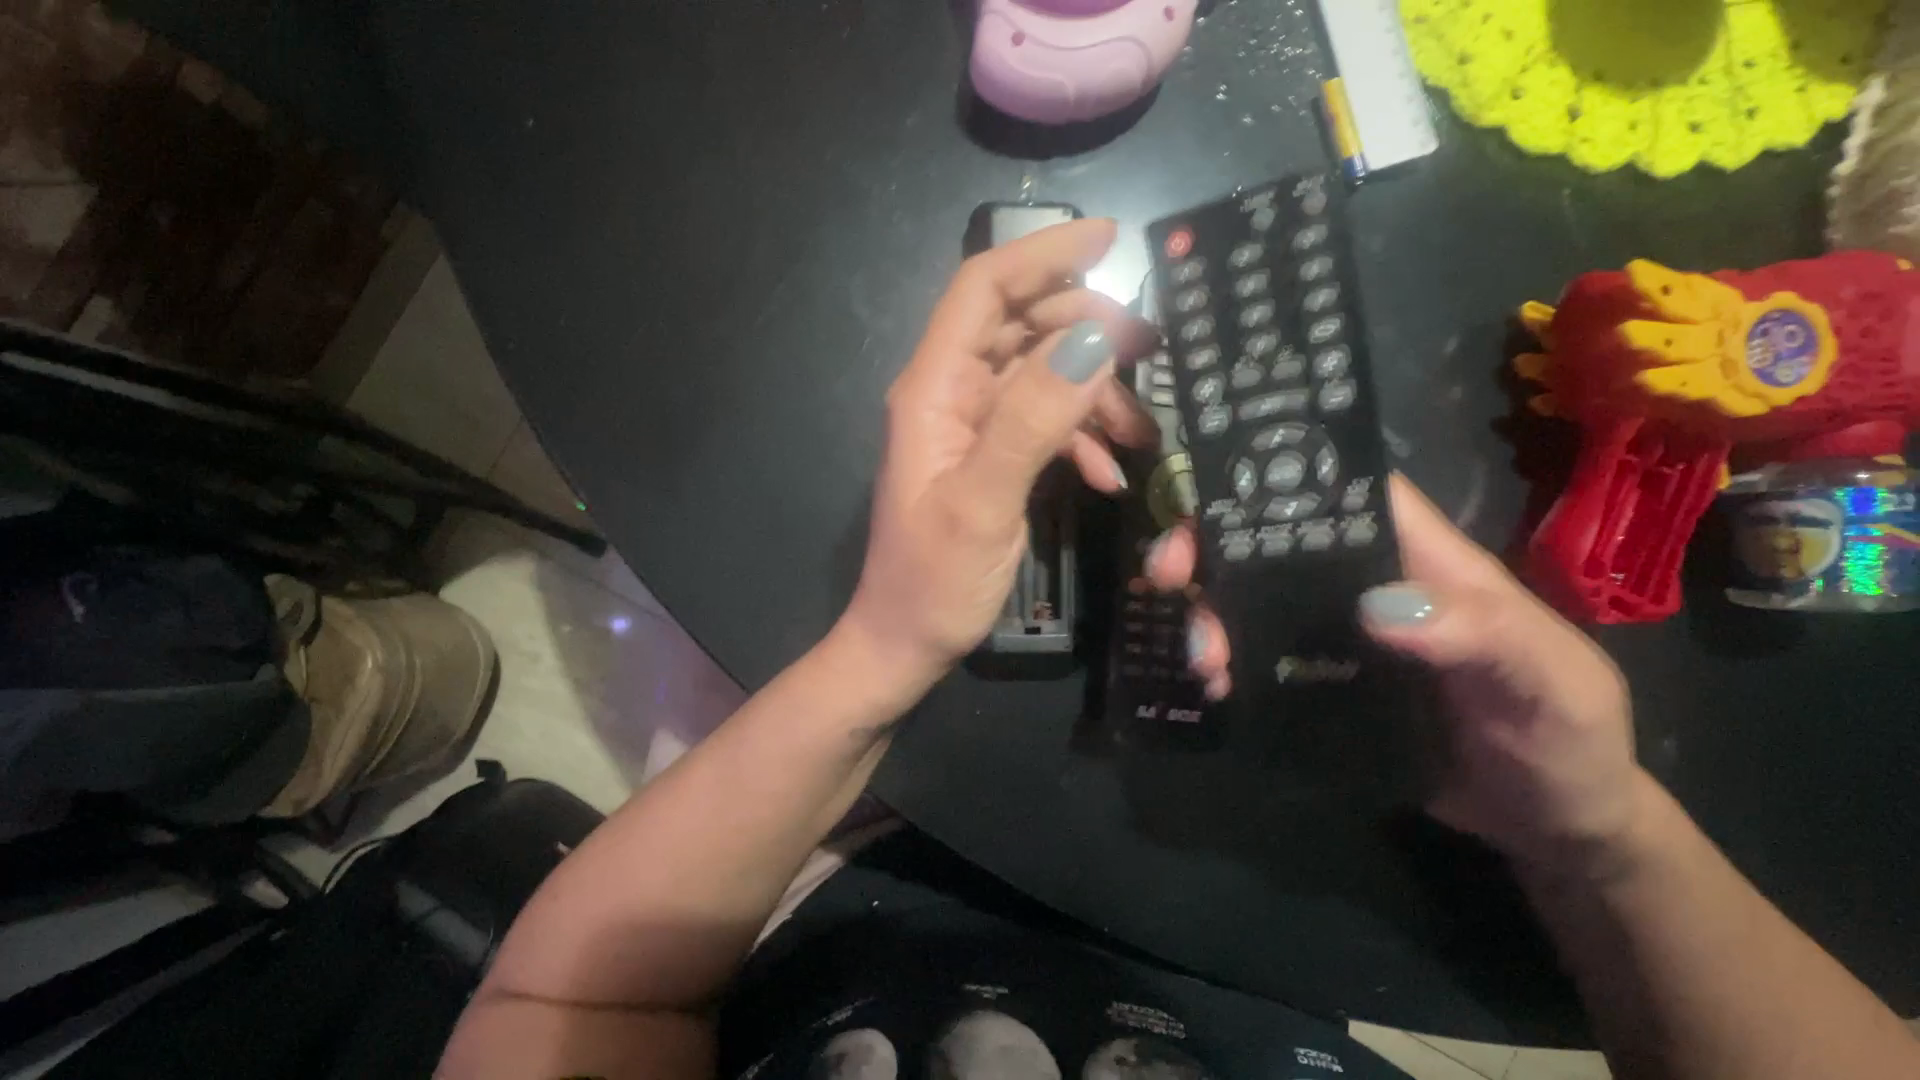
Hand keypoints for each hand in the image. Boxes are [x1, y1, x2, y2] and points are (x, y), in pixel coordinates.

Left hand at [837, 219, 1157, 691]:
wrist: (905, 643)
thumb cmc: (933, 582)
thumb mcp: (984, 502)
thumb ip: (1032, 420)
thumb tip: (1092, 340)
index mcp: (933, 389)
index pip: (983, 290)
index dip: (1042, 254)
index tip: (1111, 237)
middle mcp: (950, 395)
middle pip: (1019, 325)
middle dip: (1085, 329)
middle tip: (1148, 350)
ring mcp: (971, 427)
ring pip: (1040, 375)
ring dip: (1092, 392)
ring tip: (1141, 429)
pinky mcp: (990, 458)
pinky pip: (1042, 423)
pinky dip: (1079, 437)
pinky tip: (1108, 473)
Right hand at [1147, 474, 1649, 872]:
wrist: (1553, 824)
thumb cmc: (1568, 739)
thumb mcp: (1547, 684)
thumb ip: (1478, 635)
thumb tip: (1375, 606)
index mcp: (1427, 563)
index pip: (1354, 492)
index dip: (1287, 475)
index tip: (1217, 491)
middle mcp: (1373, 587)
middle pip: (1280, 544)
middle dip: (1213, 548)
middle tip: (1167, 578)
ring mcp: (1343, 638)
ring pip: (1257, 601)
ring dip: (1213, 616)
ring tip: (1204, 663)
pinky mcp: (1324, 686)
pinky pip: (1262, 660)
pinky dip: (1227, 665)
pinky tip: (1217, 689)